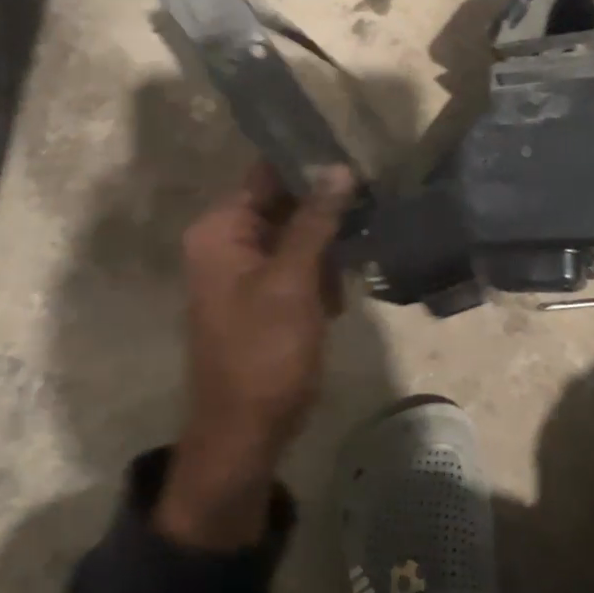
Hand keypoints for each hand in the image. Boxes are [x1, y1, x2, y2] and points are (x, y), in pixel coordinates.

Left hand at [156, 162, 355, 549]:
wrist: (244, 432)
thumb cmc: (265, 353)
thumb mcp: (293, 282)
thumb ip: (315, 221)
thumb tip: (340, 168)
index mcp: (220, 230)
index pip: (266, 175)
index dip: (310, 165)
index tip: (359, 159)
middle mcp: (226, 243)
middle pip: (283, 205)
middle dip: (326, 212)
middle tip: (373, 211)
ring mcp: (243, 274)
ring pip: (296, 239)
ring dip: (327, 250)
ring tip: (352, 271)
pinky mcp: (263, 300)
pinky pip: (295, 270)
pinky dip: (319, 278)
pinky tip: (336, 302)